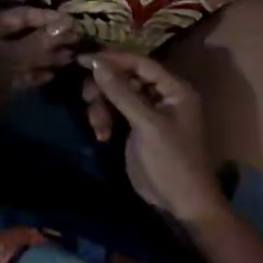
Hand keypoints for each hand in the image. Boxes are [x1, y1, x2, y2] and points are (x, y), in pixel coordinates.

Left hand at [0, 7, 78, 118]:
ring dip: (47, 57)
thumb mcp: (8, 57)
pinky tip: (54, 75)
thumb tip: (68, 26)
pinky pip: (21, 73)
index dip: (50, 19)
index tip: (77, 24)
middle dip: (52, 39)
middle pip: (27, 34)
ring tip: (72, 59)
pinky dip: (36, 73)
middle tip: (80, 43)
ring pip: (26, 55)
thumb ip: (38, 43)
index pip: (24, 15)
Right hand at [82, 51, 224, 221]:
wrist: (180, 202)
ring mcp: (148, 111)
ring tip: (98, 127)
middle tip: (86, 99)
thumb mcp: (146, 124)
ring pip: (114, 94)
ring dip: (101, 107)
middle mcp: (162, 95)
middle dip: (103, 89)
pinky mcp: (136, 126)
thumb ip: (121, 92)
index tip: (82, 59)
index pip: (139, 63)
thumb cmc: (172, 160)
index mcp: (174, 89)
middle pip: (123, 77)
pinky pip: (113, 110)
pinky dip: (104, 119)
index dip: (111, 59)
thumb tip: (96, 62)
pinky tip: (102, 136)